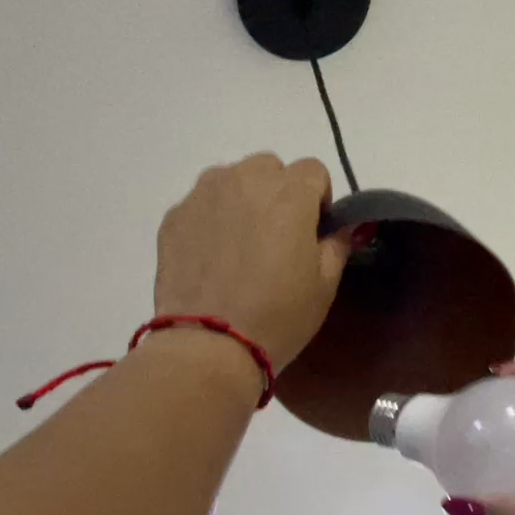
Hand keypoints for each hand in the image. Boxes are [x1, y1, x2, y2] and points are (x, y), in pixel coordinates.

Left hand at [154, 154, 349, 370]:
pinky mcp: (174, 217)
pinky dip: (210, 223)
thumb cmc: (277, 317)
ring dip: (241, 203)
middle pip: (269, 169)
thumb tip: (340, 226)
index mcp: (289, 192)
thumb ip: (336, 244)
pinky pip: (201, 207)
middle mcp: (245, 178)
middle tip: (275, 243)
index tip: (312, 235)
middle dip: (277, 196)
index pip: (313, 171)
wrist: (209, 345)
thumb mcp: (324, 287)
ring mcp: (203, 194)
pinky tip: (212, 263)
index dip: (317, 201)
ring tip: (239, 251)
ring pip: (231, 181)